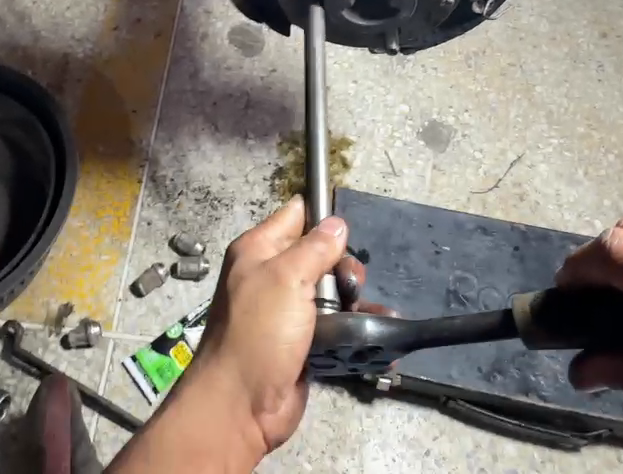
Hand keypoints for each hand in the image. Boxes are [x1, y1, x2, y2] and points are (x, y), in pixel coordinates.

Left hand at [107, 198, 346, 473]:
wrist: (240, 406)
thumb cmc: (258, 332)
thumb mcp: (286, 278)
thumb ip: (314, 248)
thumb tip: (337, 223)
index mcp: (258, 250)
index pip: (295, 216)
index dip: (323, 217)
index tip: (350, 229)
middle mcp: (272, 275)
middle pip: (319, 255)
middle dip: (343, 266)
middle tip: (354, 284)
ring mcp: (288, 311)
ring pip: (331, 292)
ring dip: (354, 301)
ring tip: (372, 313)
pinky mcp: (303, 343)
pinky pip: (335, 327)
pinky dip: (356, 330)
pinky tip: (381, 335)